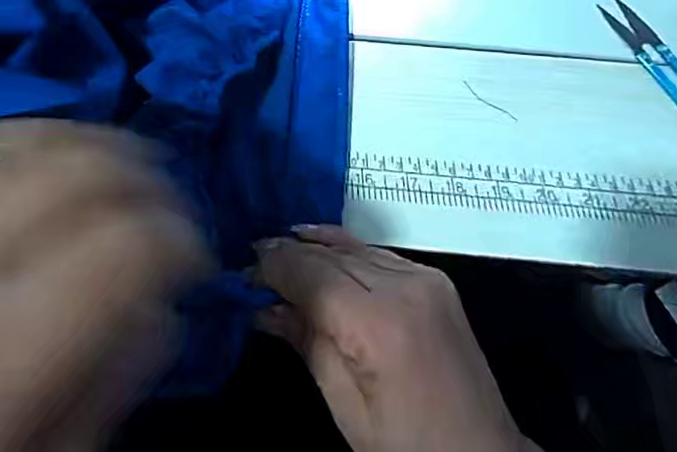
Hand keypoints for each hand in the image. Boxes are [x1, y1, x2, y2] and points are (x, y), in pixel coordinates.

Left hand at [0, 121, 208, 451]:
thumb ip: (91, 393)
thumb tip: (152, 305)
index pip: (126, 244)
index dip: (177, 234)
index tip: (190, 246)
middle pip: (81, 168)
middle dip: (141, 174)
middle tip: (160, 196)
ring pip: (25, 131)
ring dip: (85, 139)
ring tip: (112, 159)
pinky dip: (12, 131)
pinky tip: (32, 146)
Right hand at [254, 225, 535, 451]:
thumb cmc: (407, 447)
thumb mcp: (346, 407)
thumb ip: (305, 342)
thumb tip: (264, 306)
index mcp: (379, 323)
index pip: (310, 274)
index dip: (273, 268)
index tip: (244, 272)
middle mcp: (403, 286)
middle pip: (328, 255)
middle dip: (287, 255)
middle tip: (252, 260)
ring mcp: (422, 276)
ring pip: (351, 245)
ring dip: (312, 246)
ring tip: (277, 248)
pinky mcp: (432, 277)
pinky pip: (374, 252)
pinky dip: (342, 249)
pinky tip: (318, 248)